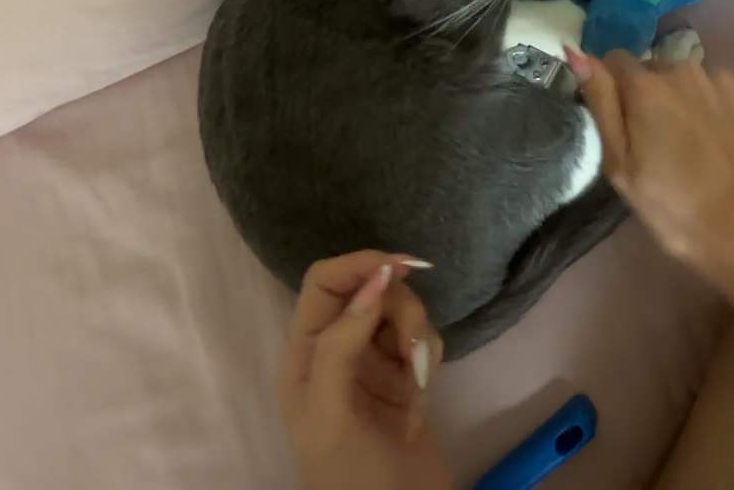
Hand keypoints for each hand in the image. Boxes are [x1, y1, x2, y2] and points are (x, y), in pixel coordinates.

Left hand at [278, 252, 450, 489]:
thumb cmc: (350, 479)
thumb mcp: (331, 414)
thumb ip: (342, 342)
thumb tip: (376, 278)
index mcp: (304, 356)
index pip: (326, 281)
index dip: (363, 265)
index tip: (405, 269)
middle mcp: (335, 352)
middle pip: (373, 292)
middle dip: (402, 313)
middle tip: (412, 352)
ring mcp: (371, 365)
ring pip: (402, 313)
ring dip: (418, 341)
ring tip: (419, 388)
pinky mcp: (404, 379)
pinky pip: (422, 341)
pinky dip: (429, 364)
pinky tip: (421, 404)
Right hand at [571, 52, 733, 341]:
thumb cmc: (680, 212)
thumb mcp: (623, 168)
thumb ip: (601, 104)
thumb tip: (578, 54)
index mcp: (648, 87)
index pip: (613, 60)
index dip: (610, 88)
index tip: (619, 123)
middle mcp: (687, 70)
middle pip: (654, 70)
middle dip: (648, 98)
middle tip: (656, 147)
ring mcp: (727, 81)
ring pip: (690, 81)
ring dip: (684, 103)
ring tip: (694, 150)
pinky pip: (724, 92)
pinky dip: (719, 110)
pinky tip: (725, 146)